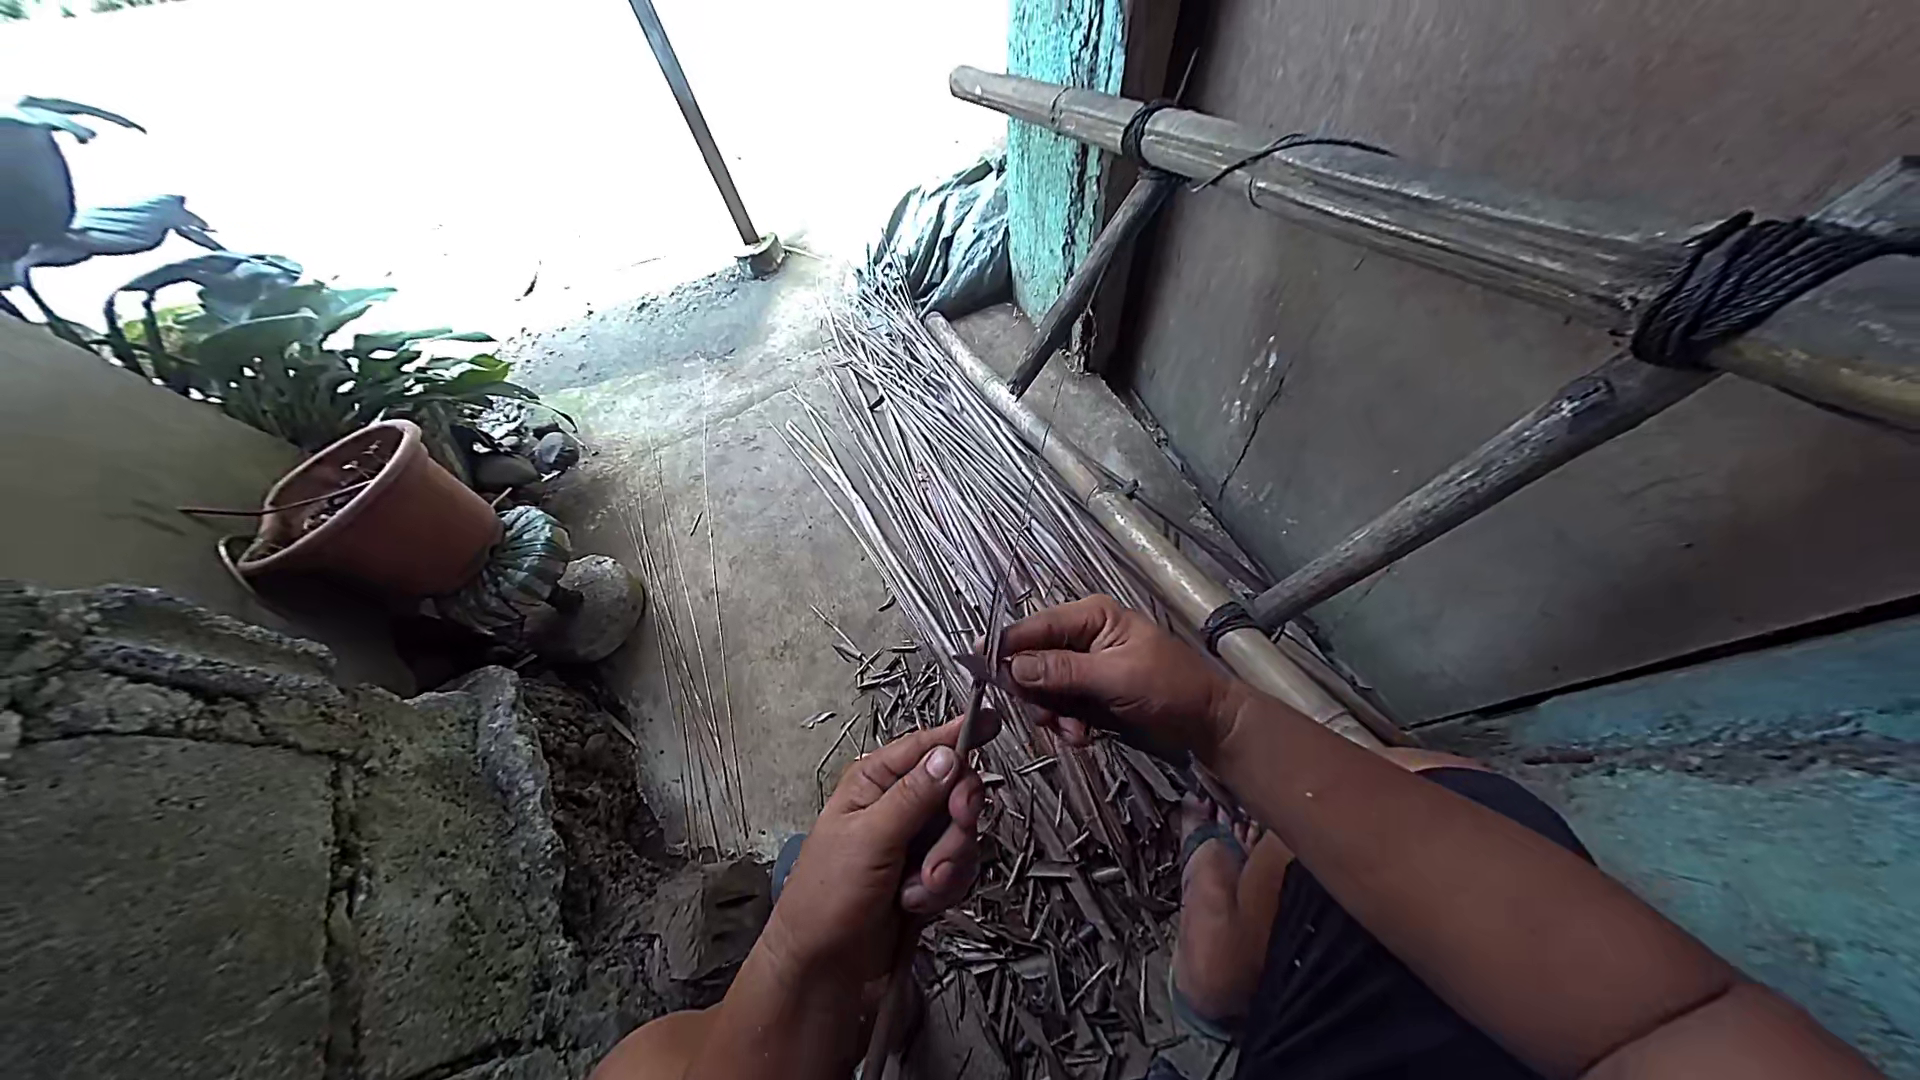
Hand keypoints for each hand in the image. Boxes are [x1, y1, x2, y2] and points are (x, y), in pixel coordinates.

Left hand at [761, 714, 997, 989]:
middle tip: (953, 828)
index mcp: (875, 781)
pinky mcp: (928, 869)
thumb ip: (913, 796)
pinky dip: (945, 885)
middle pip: (955, 787)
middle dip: (957, 817)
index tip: (990, 723)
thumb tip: (946, 756)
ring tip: (919, 883)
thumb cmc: (824, 898)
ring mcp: (915, 838)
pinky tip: (917, 899)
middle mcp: (898, 804)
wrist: (826, 968)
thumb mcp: (869, 838)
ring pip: (963, 830)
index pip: (925, 747)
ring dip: (948, 861)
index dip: (959, 735)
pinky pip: (961, 864)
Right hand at [1000, 595, 1241, 760]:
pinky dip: (1066, 722)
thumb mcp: (1115, 676)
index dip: (1007, 644)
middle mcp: (1083, 637)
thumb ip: (1062, 670)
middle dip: (1036, 691)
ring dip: (1053, 712)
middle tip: (1044, 716)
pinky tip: (1083, 735)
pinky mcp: (1090, 693)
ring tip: (1074, 730)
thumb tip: (1012, 665)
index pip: (1037, 626)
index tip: (978, 663)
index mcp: (1091, 617)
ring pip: (1044, 687)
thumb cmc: (1169, 688)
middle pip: (1034, 659)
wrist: (1209, 725)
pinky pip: (1061, 705)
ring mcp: (1085, 667)